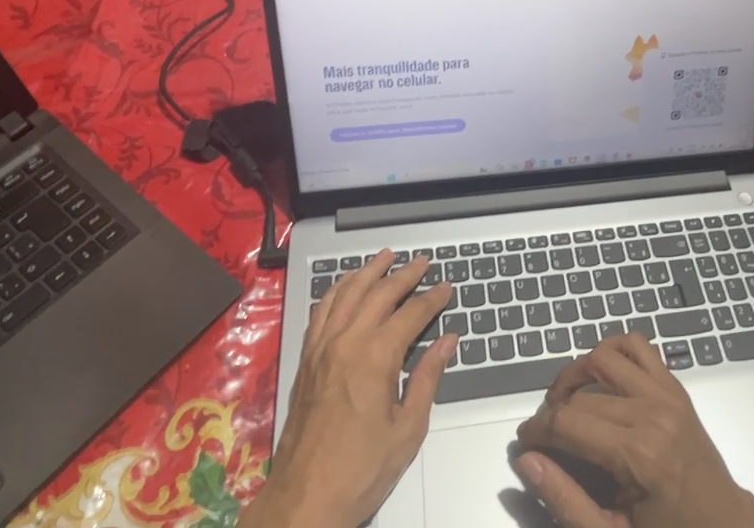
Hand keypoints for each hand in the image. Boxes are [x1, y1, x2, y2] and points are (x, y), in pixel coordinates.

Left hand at [240, 250, 455, 527]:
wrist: (305, 497)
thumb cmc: (362, 469)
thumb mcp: (408, 428)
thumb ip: (428, 377)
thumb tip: (448, 340)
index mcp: (376, 357)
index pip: (411, 314)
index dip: (433, 298)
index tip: (448, 287)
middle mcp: (347, 341)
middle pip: (379, 293)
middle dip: (404, 274)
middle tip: (423, 262)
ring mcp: (321, 347)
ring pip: (346, 293)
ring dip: (368, 271)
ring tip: (386, 256)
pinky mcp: (306, 358)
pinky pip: (321, 311)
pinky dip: (336, 290)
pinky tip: (346, 285)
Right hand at [513, 334, 753, 527]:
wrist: (724, 523)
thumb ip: (565, 499)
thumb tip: (526, 461)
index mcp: (638, 455)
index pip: (567, 423)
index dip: (536, 431)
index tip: (525, 444)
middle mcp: (653, 413)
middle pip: (581, 395)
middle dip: (551, 413)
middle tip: (544, 437)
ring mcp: (667, 393)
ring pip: (603, 357)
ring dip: (576, 374)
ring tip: (567, 402)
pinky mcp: (674, 385)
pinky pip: (636, 345)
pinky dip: (612, 351)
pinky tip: (600, 378)